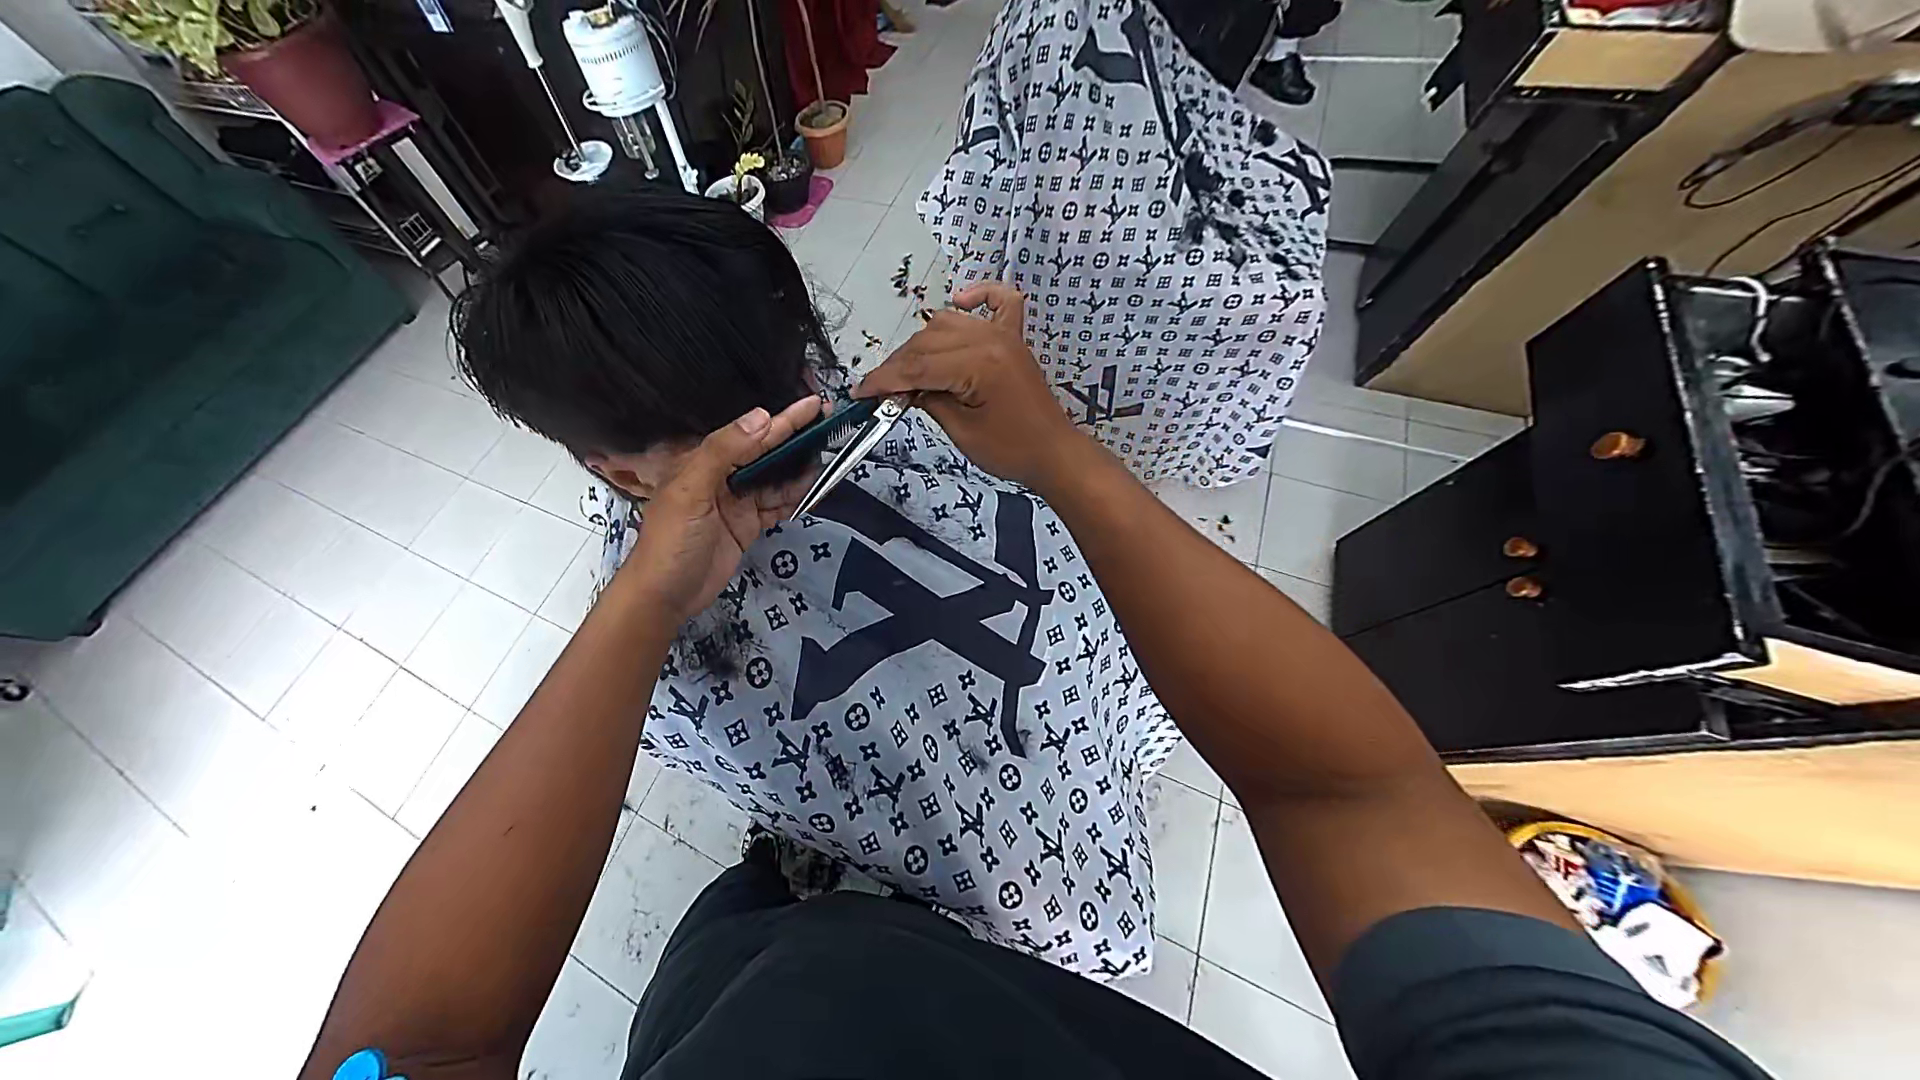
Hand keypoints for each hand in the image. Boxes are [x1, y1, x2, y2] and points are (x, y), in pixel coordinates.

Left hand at [620, 396, 822, 623]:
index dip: (782, 421)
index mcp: (703, 463)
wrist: (665, 596)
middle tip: (828, 428)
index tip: (810, 407)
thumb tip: (759, 419)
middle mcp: (722, 479)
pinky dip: (796, 500)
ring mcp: (736, 504)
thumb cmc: (668, 544)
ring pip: (776, 481)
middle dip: (796, 442)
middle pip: (767, 455)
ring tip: (828, 460)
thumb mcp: (692, 491)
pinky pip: (777, 506)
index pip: (750, 436)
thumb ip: (723, 451)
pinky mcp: (747, 526)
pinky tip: (814, 492)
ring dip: (801, 473)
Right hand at [853, 282, 1086, 488]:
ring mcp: (1004, 335)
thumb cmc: (1012, 451)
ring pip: (949, 323)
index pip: (918, 365)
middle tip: (880, 390)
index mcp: (979, 364)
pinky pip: (999, 302)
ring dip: (923, 343)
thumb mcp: (961, 432)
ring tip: (907, 371)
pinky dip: (979, 296)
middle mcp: (991, 339)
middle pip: (928, 341)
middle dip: (899, 365)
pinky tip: (960, 300)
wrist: (1053, 453)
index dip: (884, 379)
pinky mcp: (1013, 339)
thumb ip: (928, 401)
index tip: (861, 392)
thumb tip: (900, 389)